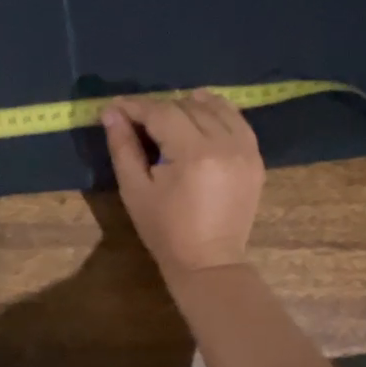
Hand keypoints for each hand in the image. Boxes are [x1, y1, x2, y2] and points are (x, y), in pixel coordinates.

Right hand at [100, 90, 265, 279]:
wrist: (208, 261)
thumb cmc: (163, 229)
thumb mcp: (134, 188)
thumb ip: (123, 146)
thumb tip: (110, 112)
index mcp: (193, 154)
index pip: (161, 113)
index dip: (135, 106)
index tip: (114, 107)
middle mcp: (224, 145)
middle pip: (187, 107)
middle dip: (158, 107)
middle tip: (135, 118)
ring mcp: (245, 150)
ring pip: (215, 108)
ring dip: (187, 105)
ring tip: (167, 116)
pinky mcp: (255, 158)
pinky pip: (237, 121)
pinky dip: (217, 112)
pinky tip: (200, 114)